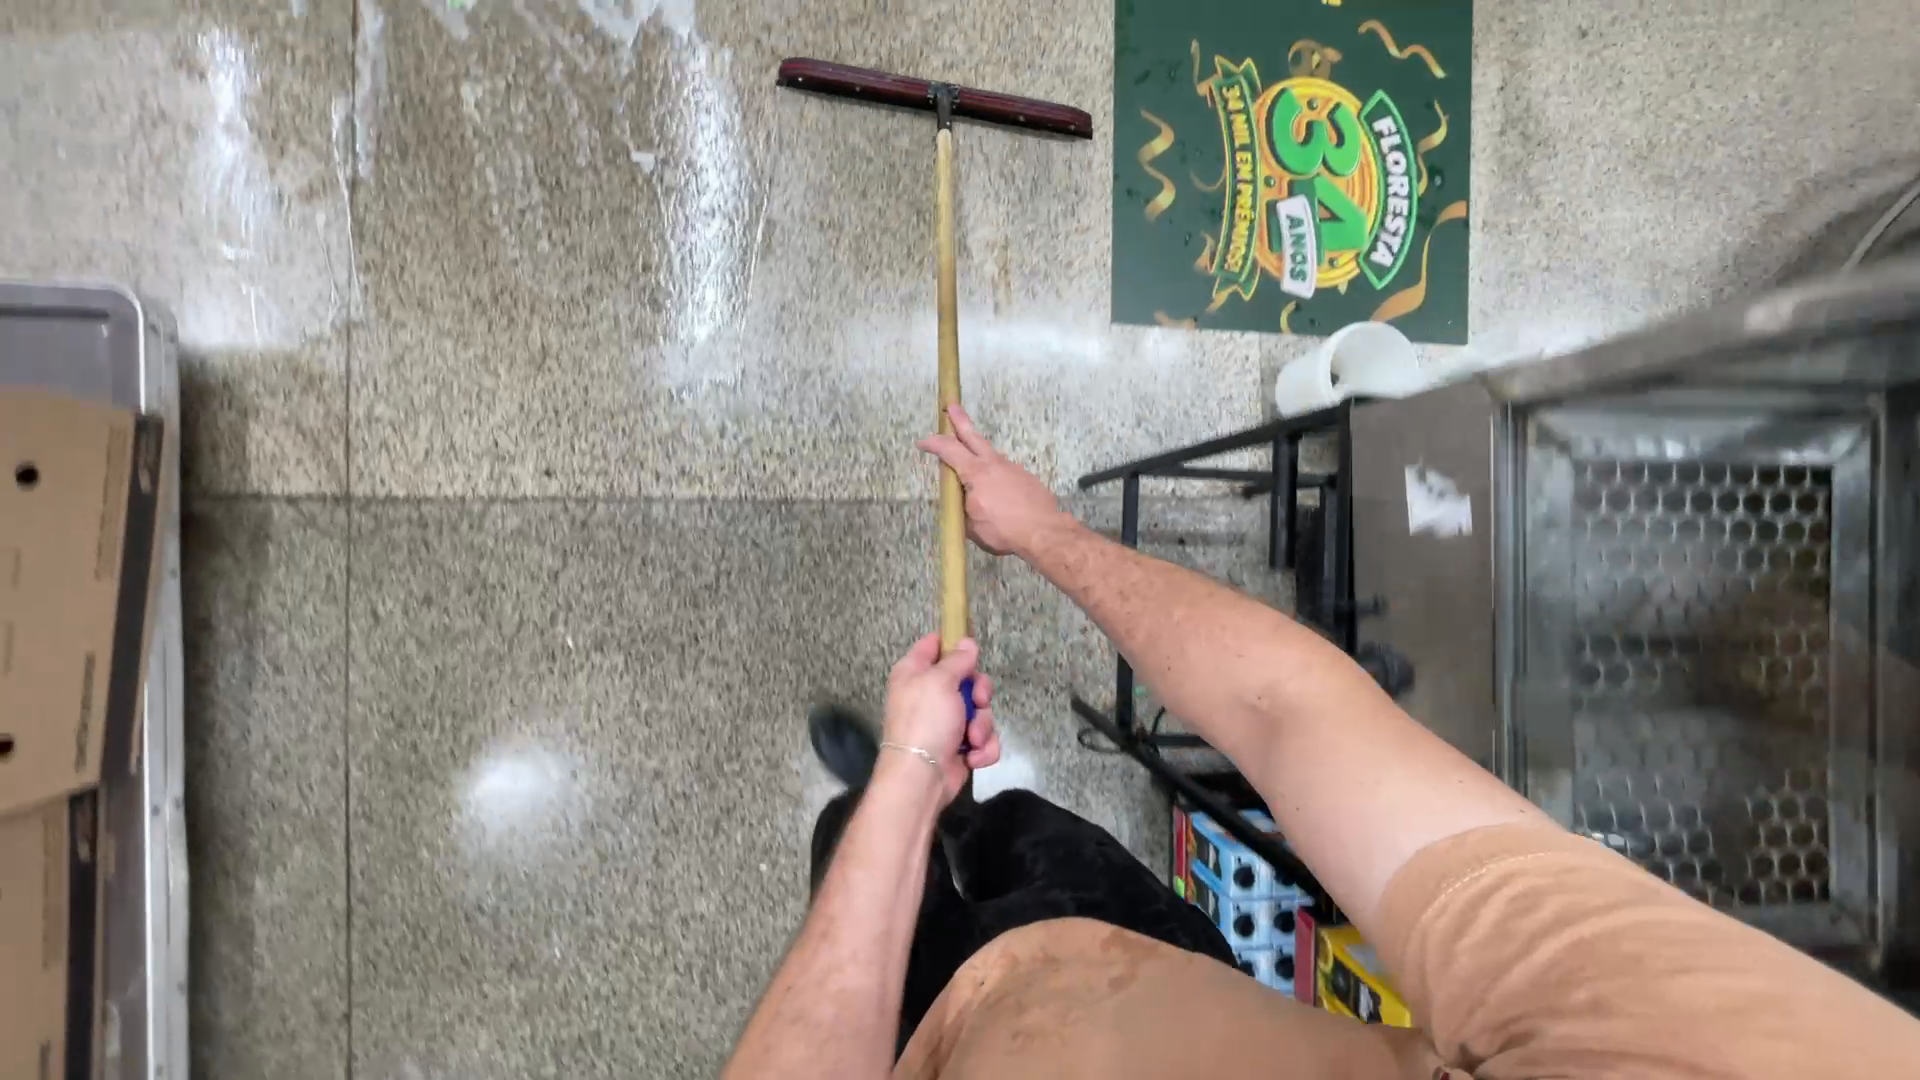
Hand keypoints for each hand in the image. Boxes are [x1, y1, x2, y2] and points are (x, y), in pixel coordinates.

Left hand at [881, 634, 1000, 804]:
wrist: (921, 778)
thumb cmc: (925, 721)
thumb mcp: (940, 681)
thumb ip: (957, 660)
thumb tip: (967, 642)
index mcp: (915, 673)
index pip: (934, 644)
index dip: (954, 643)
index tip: (973, 648)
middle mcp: (929, 694)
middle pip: (967, 679)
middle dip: (979, 693)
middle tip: (979, 701)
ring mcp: (945, 722)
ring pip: (979, 710)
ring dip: (982, 725)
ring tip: (972, 739)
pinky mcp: (959, 747)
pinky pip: (982, 738)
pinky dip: (982, 748)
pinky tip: (974, 756)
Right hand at [918, 404, 1067, 556]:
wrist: (1044, 532)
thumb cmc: (1004, 531)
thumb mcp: (972, 526)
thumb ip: (963, 509)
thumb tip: (964, 503)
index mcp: (975, 473)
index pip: (949, 450)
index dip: (933, 444)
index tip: (922, 442)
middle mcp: (993, 464)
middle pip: (973, 437)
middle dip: (960, 421)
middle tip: (951, 407)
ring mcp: (1012, 468)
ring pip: (990, 455)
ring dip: (978, 452)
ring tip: (971, 461)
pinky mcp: (1025, 478)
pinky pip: (1004, 471)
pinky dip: (995, 475)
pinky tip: (996, 490)